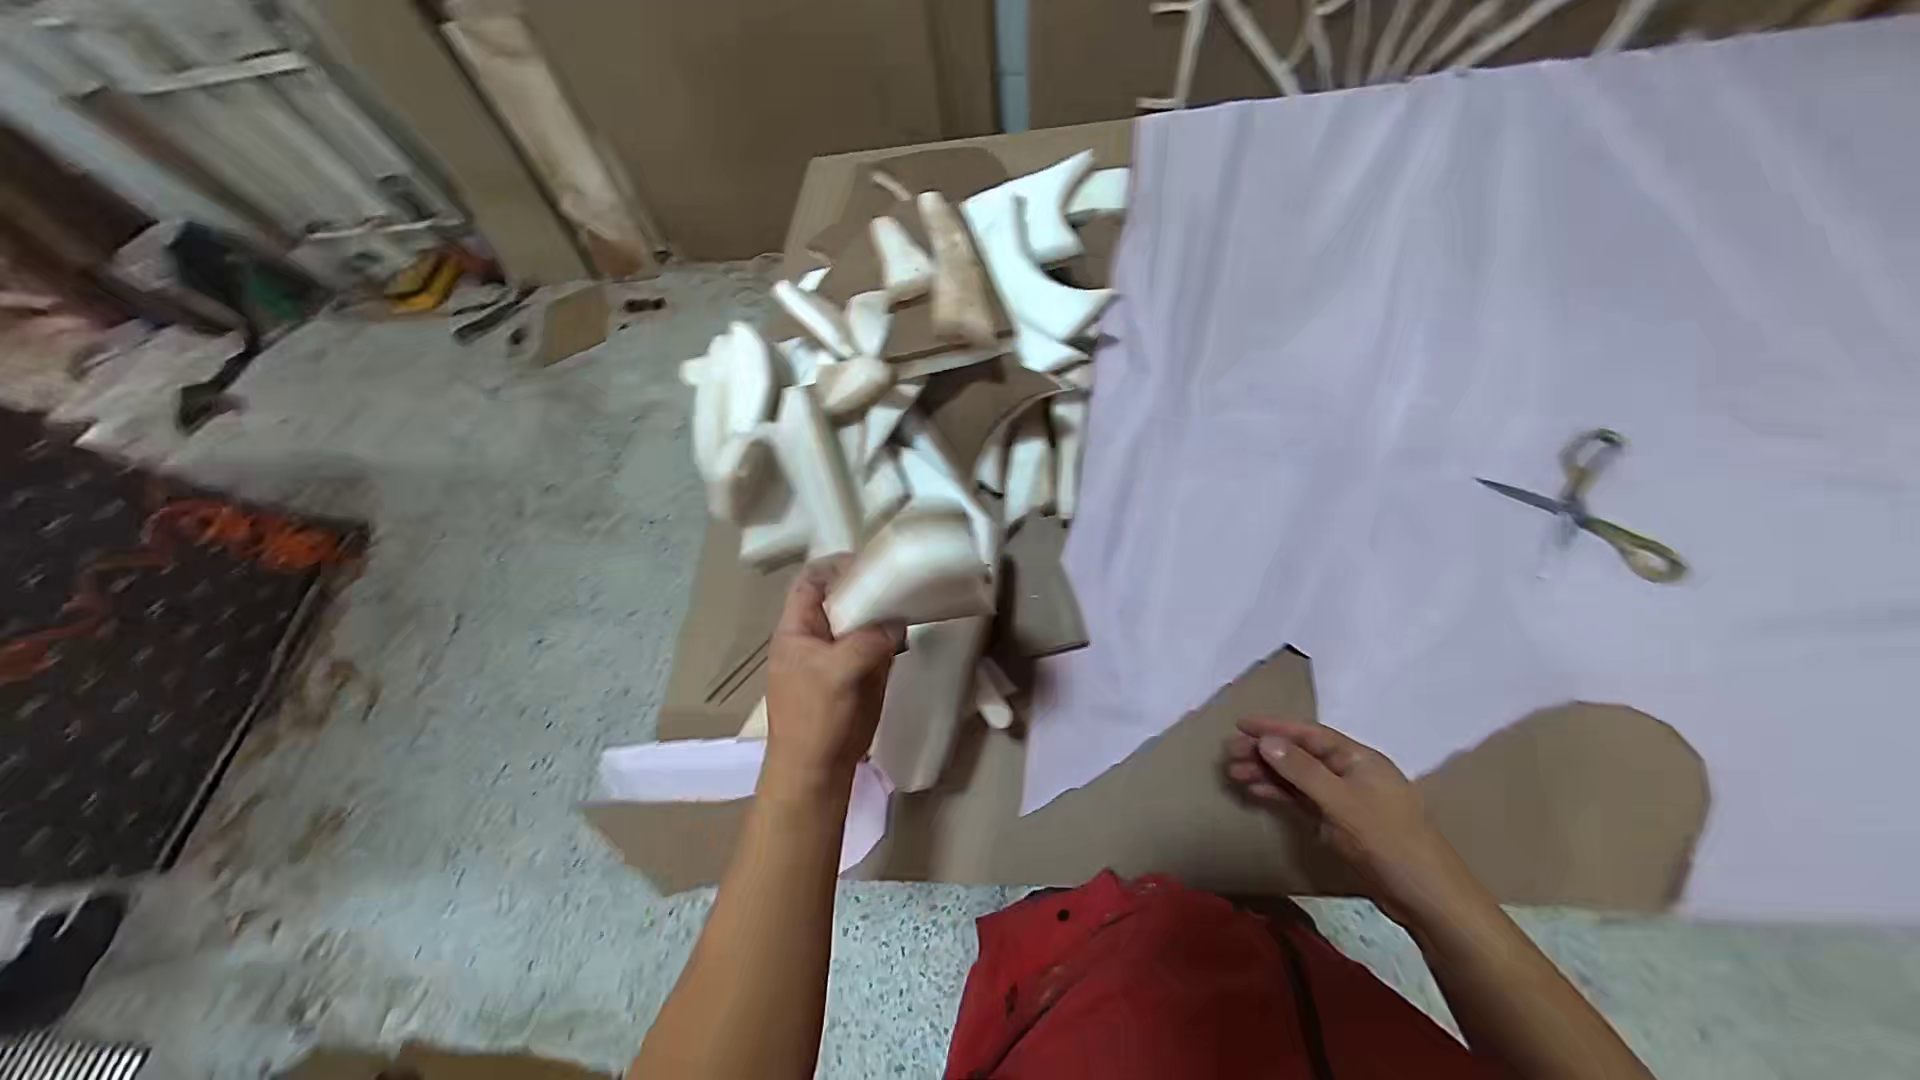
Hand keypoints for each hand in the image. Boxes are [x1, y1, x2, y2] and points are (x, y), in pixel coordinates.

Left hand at [762, 557, 904, 791]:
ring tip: (912, 598)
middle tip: (901, 578)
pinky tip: (910, 630)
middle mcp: (818, 636)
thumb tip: (897, 623)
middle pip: (842, 598)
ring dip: (884, 610)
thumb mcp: (837, 671)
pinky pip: (877, 644)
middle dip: (868, 587)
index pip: (811, 582)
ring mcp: (840, 654)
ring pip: (863, 620)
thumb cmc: (815, 717)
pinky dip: (893, 635)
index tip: (870, 563)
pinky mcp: (860, 672)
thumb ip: (868, 640)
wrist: (818, 770)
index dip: (836, 567)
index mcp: (797, 629)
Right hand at [1224, 717, 1474, 926]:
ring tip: (1233, 773)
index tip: (1240, 724)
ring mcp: (1344, 799)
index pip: (1309, 734)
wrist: (1426, 898)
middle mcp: (1349, 773)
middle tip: (1228, 753)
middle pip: (1299, 754)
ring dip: (1266, 773)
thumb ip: (1302, 770)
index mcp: (1358, 759)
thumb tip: (1266, 741)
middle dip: (1264, 751)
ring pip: (1297, 778)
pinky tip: (1256, 791)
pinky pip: (1301, 800)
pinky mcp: (1339, 823)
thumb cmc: (1388, 841)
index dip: (1274, 727)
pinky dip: (1278, 794)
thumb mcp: (1341, 802)